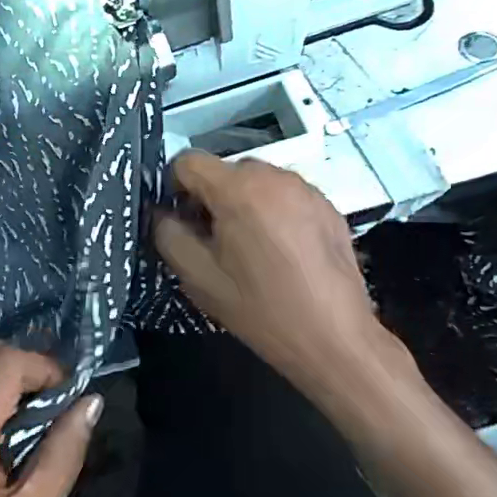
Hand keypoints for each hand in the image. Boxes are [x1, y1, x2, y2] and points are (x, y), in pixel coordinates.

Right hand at [153, 151, 386, 391]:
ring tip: (253, 250)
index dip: (175, 187)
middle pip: (226, 171)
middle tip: (216, 242)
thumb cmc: (261, 309)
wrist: (333, 335)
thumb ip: (169, 235)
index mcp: (238, 189)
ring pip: (258, 182)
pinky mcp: (328, 205)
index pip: (189, 161)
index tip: (183, 220)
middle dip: (213, 198)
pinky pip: (288, 196)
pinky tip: (284, 253)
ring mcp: (306, 188)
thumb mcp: (200, 278)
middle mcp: (274, 176)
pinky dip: (276, 212)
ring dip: (246, 204)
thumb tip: (163, 213)